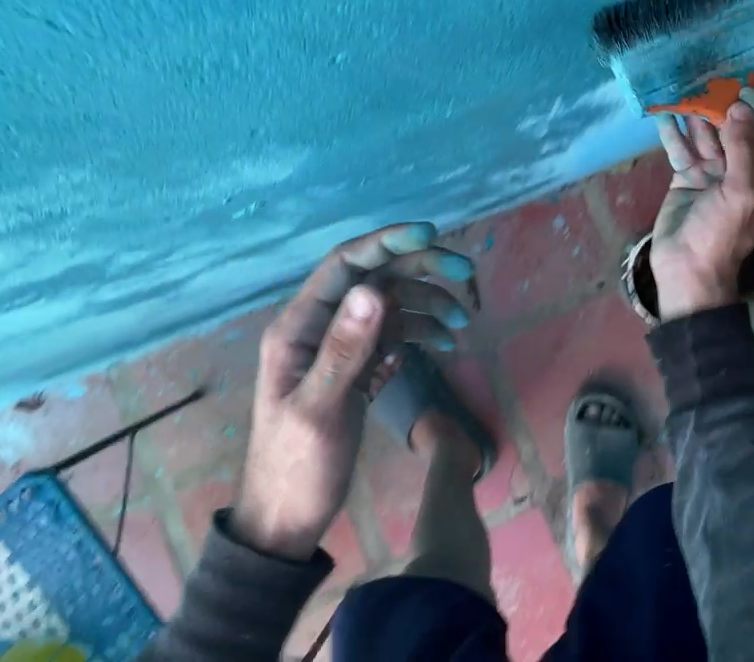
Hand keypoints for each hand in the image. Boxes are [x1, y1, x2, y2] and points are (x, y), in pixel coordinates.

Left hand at [233, 222, 474, 558]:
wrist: (288, 519)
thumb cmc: (296, 467)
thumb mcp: (319, 410)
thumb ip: (344, 350)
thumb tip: (374, 290)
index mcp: (298, 328)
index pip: (345, 266)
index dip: (387, 242)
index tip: (431, 234)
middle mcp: (319, 327)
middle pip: (375, 278)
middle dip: (420, 269)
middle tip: (465, 274)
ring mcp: (340, 346)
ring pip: (391, 305)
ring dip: (428, 305)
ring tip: (461, 324)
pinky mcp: (357, 366)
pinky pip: (394, 334)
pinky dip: (422, 332)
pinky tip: (444, 343)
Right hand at [649, 89, 753, 319]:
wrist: (686, 271)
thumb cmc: (721, 235)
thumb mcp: (740, 193)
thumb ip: (743, 150)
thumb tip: (740, 109)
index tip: (744, 93)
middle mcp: (743, 172)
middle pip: (737, 132)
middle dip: (723, 108)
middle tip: (708, 83)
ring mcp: (713, 174)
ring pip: (707, 137)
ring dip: (696, 116)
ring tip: (684, 90)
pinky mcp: (687, 178)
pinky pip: (682, 149)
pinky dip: (673, 133)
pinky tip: (664, 114)